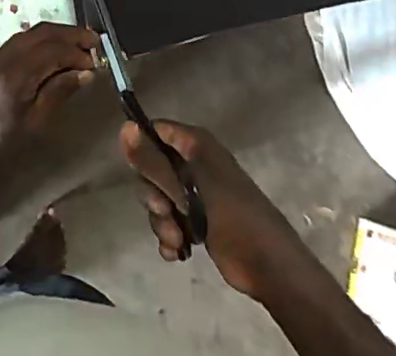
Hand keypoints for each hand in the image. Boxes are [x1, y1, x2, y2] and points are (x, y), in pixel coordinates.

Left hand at [0, 22, 97, 189]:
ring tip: (80, 44)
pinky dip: (42, 41)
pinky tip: (56, 51)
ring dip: (57, 35)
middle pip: (41, 33)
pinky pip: (22, 41)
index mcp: (13, 75)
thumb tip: (85, 72)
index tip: (96, 62)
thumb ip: (59, 92)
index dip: (76, 53)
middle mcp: (2, 57)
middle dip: (70, 34)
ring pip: (31, 33)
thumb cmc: (2, 143)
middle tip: (94, 41)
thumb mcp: (36, 123)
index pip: (51, 50)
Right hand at [119, 119, 315, 303]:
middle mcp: (194, 164)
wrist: (271, 268)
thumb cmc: (233, 218)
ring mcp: (196, 193)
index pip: (155, 131)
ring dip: (162, 222)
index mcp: (195, 145)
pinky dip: (169, 236)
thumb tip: (124, 128)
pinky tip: (177, 252)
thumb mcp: (188, 189)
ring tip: (177, 240)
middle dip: (154, 196)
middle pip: (152, 168)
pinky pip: (169, 221)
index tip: (139, 171)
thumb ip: (152, 162)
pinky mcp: (198, 220)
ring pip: (159, 198)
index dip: (142, 148)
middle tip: (165, 212)